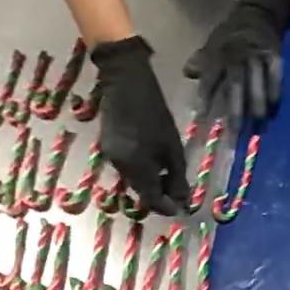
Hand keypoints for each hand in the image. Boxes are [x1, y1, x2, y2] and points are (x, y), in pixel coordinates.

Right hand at [89, 37, 190, 216]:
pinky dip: (140, 171)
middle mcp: (121, 170)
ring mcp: (112, 160)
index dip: (167, 207)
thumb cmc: (155, 113)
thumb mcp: (173, 147)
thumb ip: (177, 178)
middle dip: (160, 196)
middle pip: (142, 194)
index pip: (152, 202)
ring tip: (166, 173)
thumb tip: (182, 202)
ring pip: (135, 182)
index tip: (181, 207)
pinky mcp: (107, 150)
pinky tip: (150, 161)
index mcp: (138, 170)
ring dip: (151, 183)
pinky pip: (127, 169)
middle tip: (177, 190)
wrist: (125, 82)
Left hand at [184, 0, 289, 120]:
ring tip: (256, 131)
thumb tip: (187, 72)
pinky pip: (275, 79)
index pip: (208, 82)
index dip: (204, 104)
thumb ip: (200, 61)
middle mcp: (237, 58)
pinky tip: (272, 113)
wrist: (257, 12)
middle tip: (232, 140)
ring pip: (257, 87)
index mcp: (218, 56)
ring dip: (256, 110)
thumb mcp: (211, 45)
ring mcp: (257, 57)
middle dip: (234, 116)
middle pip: (235, 89)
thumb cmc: (229, 36)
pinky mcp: (274, 56)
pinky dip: (274, 96)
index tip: (200, 126)